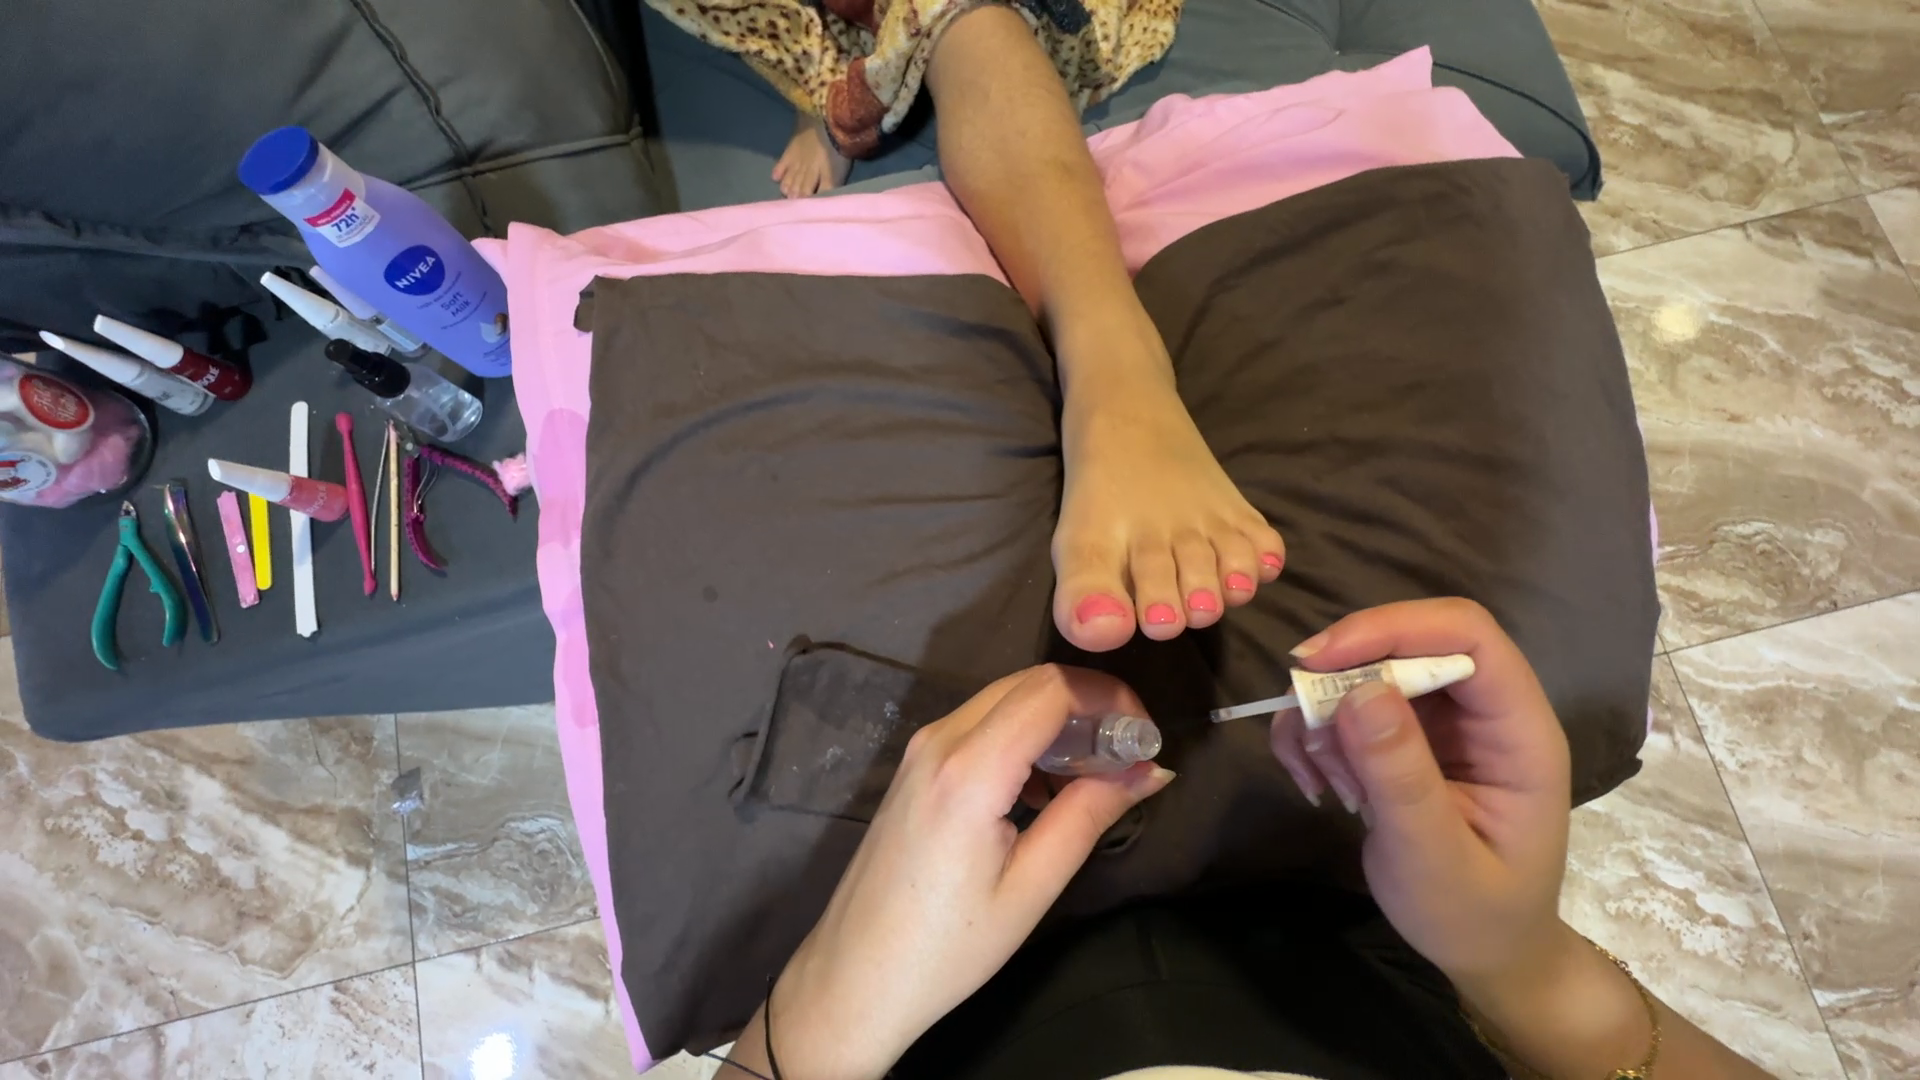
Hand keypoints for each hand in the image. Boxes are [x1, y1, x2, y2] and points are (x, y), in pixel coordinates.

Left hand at [769, 665, 1174, 1078]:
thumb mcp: (1032, 887)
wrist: (854, 976)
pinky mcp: (916, 761)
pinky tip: (1041, 786)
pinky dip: (1023, 733)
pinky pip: (980, 722)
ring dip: (1056, 719)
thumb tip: (1150, 769)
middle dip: (1088, 703)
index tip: (1145, 736)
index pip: (1052, 690)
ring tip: (1092, 774)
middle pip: (1029, 682)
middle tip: (1127, 752)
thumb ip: (1091, 814)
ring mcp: (922, 746)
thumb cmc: (948, 948)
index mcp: (970, 768)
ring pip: (1005, 697)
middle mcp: (941, 738)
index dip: (1109, 698)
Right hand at [1269, 599, 1571, 985]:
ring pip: (1357, 674)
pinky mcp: (1392, 734)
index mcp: (1516, 730)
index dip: (1392, 629)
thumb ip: (1402, 775)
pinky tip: (1317, 786)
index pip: (1466, 635)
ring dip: (1321, 721)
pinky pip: (1335, 706)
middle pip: (1400, 644)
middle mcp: (1474, 711)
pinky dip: (1308, 738)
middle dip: (1340, 679)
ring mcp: (1431, 720)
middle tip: (1305, 730)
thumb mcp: (1435, 856)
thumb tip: (1360, 692)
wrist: (1476, 951)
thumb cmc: (1474, 913)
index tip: (1320, 660)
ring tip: (1326, 785)